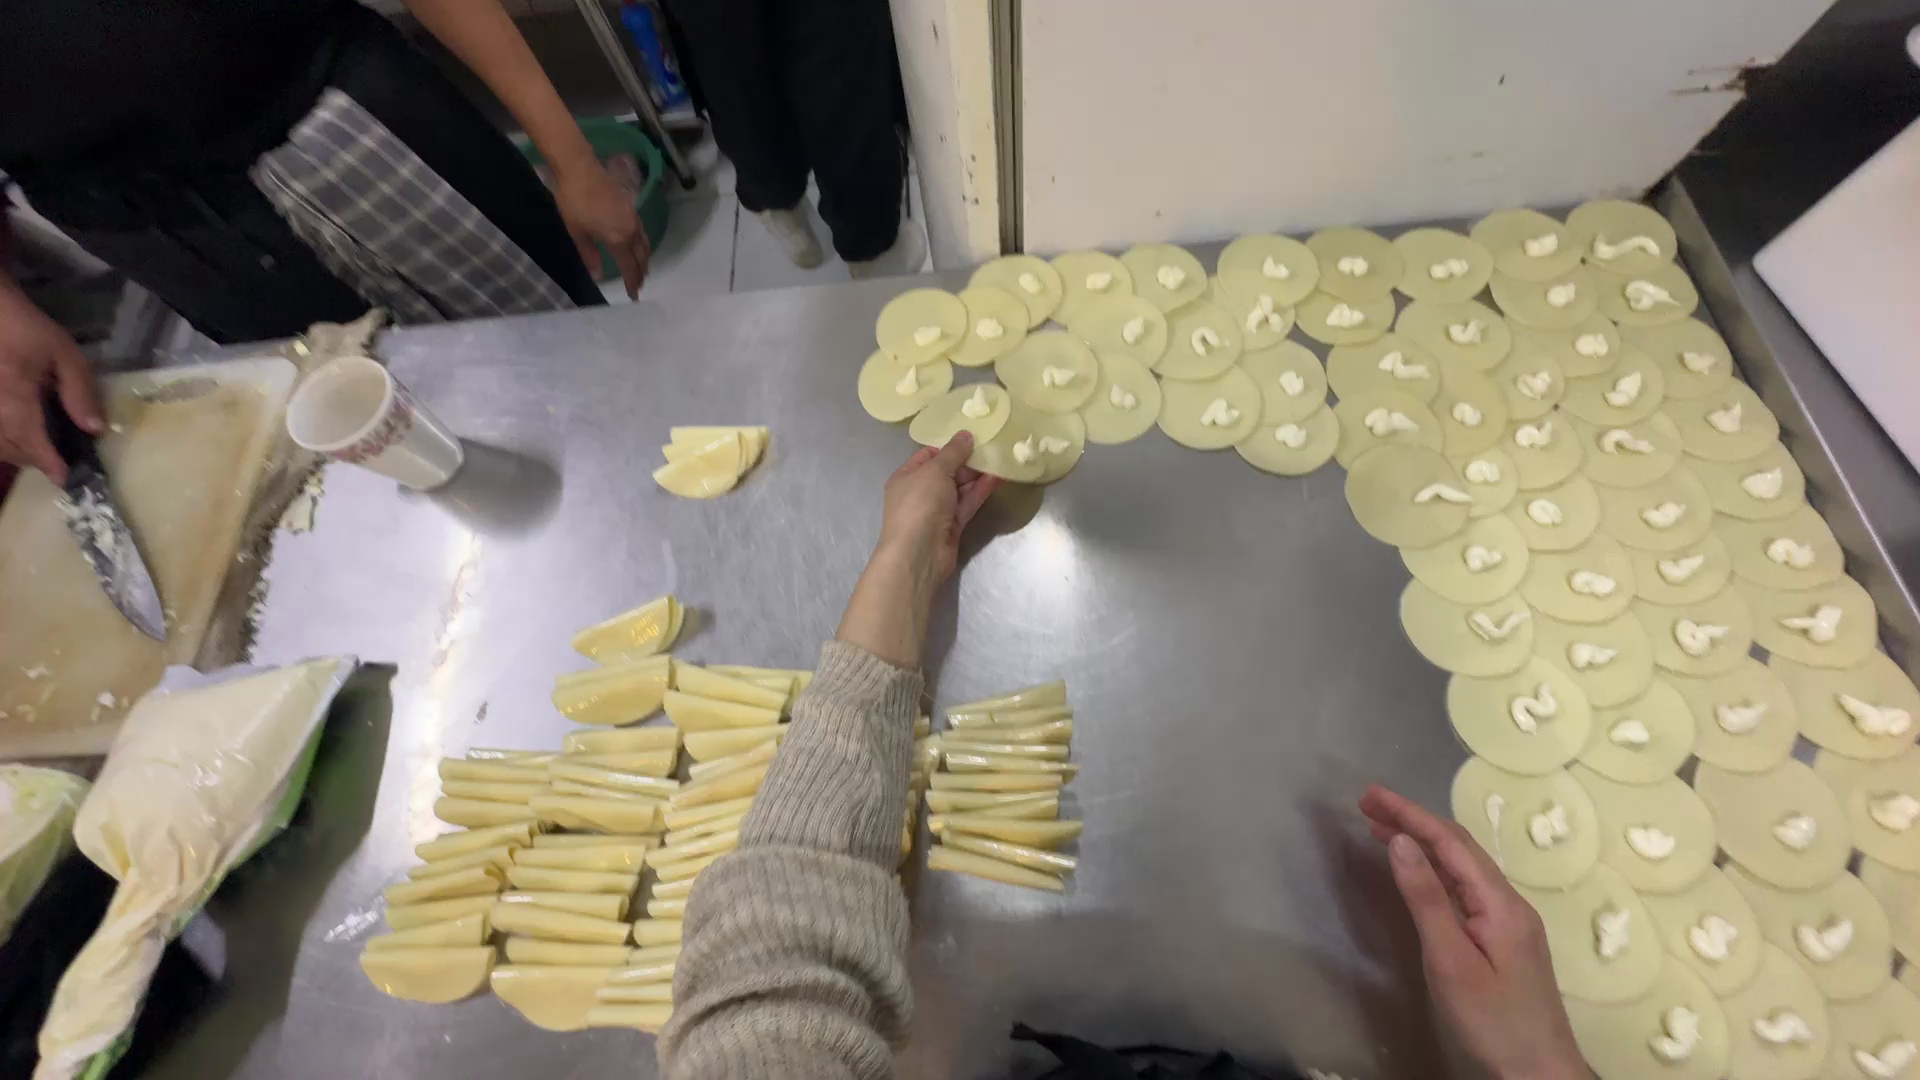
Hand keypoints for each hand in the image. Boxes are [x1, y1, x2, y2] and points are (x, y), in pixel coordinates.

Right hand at [0, 284, 103, 484]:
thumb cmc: (26, 329)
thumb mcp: (67, 357)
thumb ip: (80, 394)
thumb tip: (94, 429)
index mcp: (12, 393)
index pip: (27, 437)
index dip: (45, 461)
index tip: (64, 478)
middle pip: (3, 444)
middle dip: (30, 459)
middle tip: (58, 465)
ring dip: (11, 451)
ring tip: (40, 453)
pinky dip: (0, 436)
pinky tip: (18, 433)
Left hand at [551, 159, 649, 298]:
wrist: (579, 166)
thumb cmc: (573, 199)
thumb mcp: (576, 231)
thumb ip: (589, 254)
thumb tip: (598, 276)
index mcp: (618, 239)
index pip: (629, 268)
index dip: (632, 283)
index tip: (633, 297)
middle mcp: (631, 232)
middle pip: (642, 258)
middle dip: (641, 274)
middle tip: (638, 285)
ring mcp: (634, 219)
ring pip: (645, 245)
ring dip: (644, 260)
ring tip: (642, 270)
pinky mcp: (632, 209)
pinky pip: (642, 233)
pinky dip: (642, 245)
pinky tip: (637, 246)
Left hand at [878, 433, 999, 588]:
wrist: (919, 553)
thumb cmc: (919, 504)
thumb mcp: (935, 471)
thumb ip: (952, 453)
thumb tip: (965, 435)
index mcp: (906, 477)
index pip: (928, 456)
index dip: (948, 447)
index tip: (970, 438)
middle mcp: (920, 493)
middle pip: (946, 472)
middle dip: (967, 461)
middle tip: (990, 447)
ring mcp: (937, 511)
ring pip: (960, 489)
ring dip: (977, 476)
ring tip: (999, 459)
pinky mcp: (953, 526)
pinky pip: (967, 504)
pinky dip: (980, 492)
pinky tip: (996, 478)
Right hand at [1359, 785, 1587, 1079]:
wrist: (1540, 1074)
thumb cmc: (1491, 1018)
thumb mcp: (1450, 959)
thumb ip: (1425, 897)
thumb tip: (1400, 841)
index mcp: (1500, 903)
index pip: (1450, 842)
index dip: (1409, 813)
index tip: (1370, 795)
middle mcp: (1508, 902)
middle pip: (1457, 845)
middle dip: (1412, 818)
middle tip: (1367, 803)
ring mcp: (1506, 918)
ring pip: (1460, 863)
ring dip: (1420, 839)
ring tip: (1378, 825)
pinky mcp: (1500, 933)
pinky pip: (1461, 883)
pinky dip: (1431, 863)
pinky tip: (1412, 864)